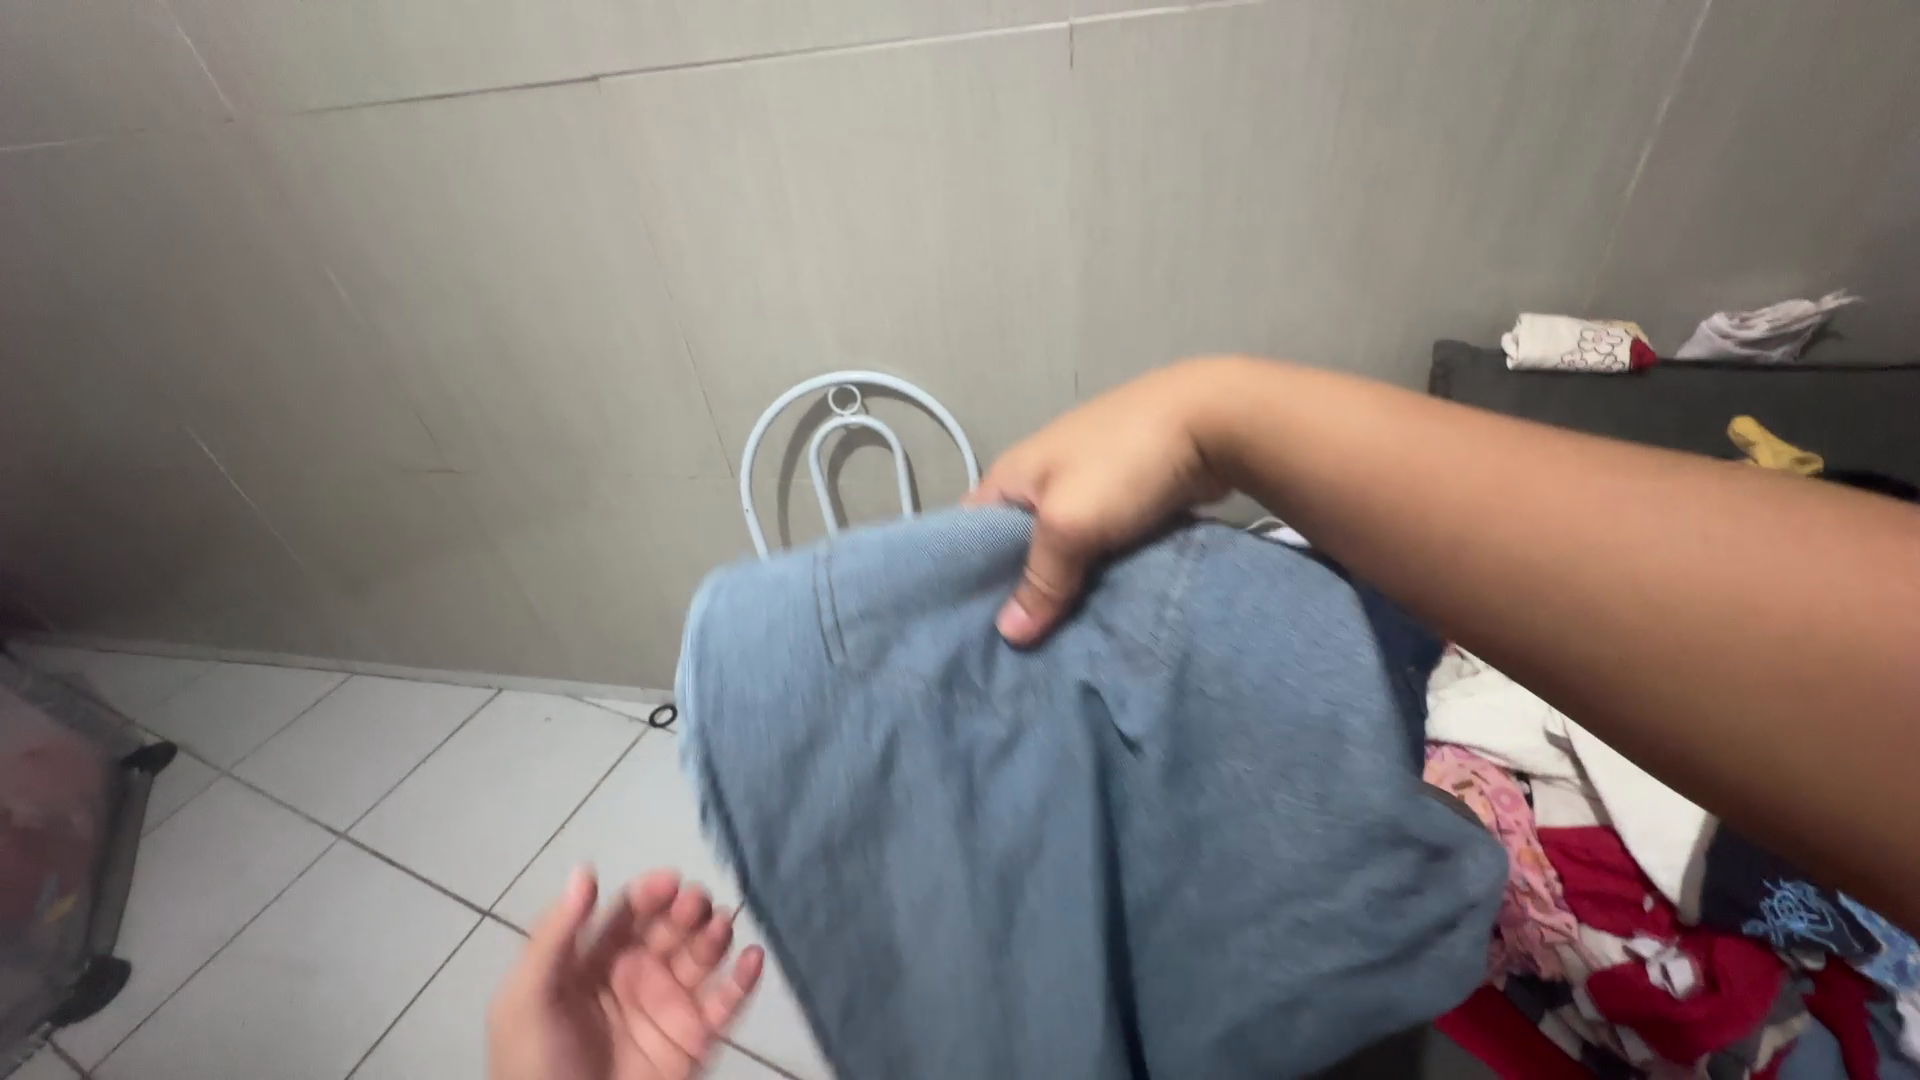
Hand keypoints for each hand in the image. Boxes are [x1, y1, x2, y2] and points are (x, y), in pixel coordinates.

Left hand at [487, 867, 763, 1079]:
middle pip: (672, 927)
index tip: (668, 882)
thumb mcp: (525, 1002)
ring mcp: (669, 1006)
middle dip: (688, 907)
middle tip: (695, 905)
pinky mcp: (697, 1039)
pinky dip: (745, 979)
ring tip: (720, 928)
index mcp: (595, 963)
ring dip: (716, 934)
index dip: (650, 892)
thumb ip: (554, 936)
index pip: (630, 913)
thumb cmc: (535, 1070)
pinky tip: (752, 958)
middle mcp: (637, 976)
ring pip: (704, 955)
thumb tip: (584, 870)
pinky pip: (728, 1003)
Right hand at [964, 358, 1245, 644]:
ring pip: (1061, 552)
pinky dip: (1096, 575)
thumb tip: (1009, 636)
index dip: (963, 577)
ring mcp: (1084, 489)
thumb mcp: (1069, 523)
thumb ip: (1040, 579)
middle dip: (1019, 592)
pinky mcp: (1122, 501)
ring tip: (1055, 641)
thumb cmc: (1121, 464)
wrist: (1213, 420)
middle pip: (1015, 548)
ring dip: (1062, 588)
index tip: (968, 629)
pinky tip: (1098, 611)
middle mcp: (1040, 483)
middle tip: (1016, 647)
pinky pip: (1097, 548)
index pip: (967, 533)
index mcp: (1011, 477)